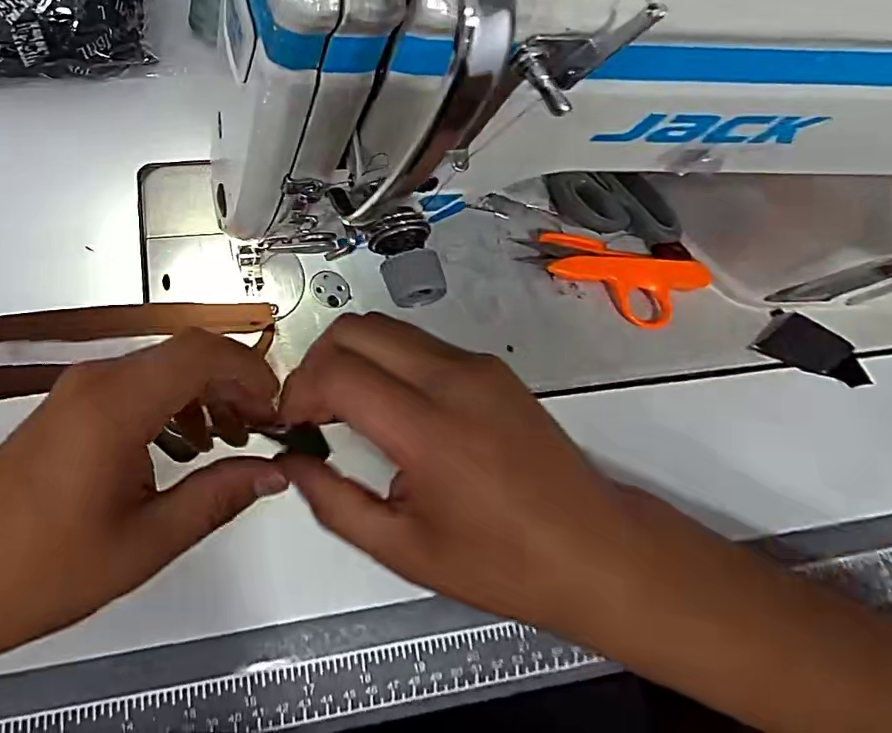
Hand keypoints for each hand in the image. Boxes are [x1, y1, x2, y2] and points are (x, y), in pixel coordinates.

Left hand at [0, 330, 285, 702]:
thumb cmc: (41, 570)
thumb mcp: (143, 542)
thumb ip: (215, 497)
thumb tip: (273, 473)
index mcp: (116, 404)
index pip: (201, 353)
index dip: (251, 371)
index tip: (279, 410)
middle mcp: (97, 379)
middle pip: (184, 352)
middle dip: (234, 381)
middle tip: (264, 427)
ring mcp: (79, 388)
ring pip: (161, 365)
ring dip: (204, 390)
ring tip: (232, 439)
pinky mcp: (69, 404)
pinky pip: (135, 383)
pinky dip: (172, 401)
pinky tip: (186, 444)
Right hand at [276, 313, 658, 637]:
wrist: (599, 552)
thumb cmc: (504, 563)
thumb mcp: (404, 550)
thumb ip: (333, 503)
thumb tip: (292, 462)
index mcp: (430, 430)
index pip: (337, 372)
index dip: (298, 391)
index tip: (293, 423)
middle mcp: (452, 381)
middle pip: (353, 330)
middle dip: (316, 362)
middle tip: (312, 410)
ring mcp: (475, 366)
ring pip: (383, 327)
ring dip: (350, 357)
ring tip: (346, 407)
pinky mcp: (489, 366)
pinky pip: (416, 342)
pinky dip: (384, 360)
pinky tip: (390, 407)